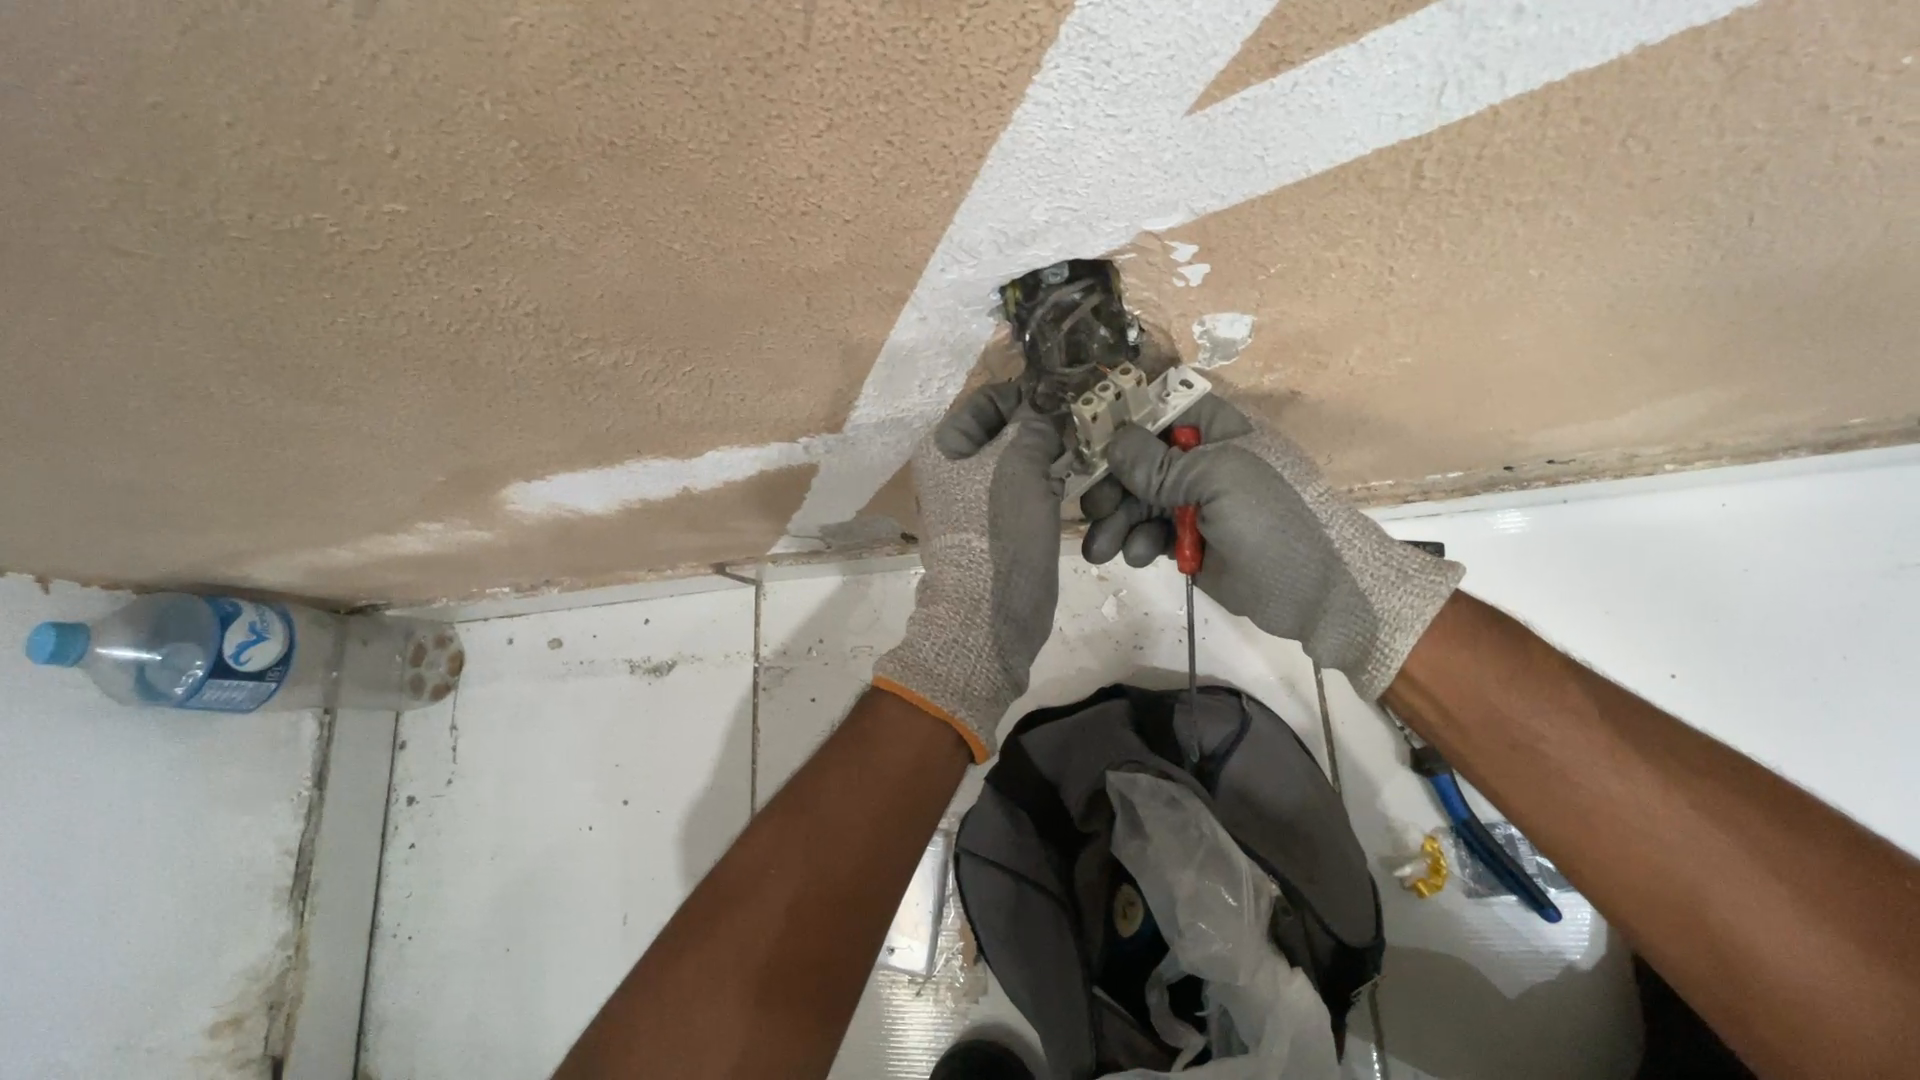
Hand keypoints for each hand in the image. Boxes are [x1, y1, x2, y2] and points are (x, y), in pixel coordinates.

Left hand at [872, 382, 1065, 761]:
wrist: (989, 612)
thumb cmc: (995, 530)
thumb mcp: (1015, 462)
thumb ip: (1033, 423)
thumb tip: (1049, 399)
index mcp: (945, 448)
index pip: (988, 400)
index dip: (1026, 392)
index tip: (1070, 391)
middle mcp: (958, 469)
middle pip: (1007, 430)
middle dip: (1046, 422)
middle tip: (1090, 416)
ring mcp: (982, 499)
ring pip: (1023, 459)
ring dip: (1055, 450)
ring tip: (1093, 442)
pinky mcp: (1006, 525)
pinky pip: (1032, 489)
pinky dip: (1054, 479)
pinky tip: (1085, 474)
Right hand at [1080, 395, 1461, 698]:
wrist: (1315, 592)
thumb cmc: (1273, 518)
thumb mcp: (1216, 480)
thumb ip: (1159, 463)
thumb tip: (1113, 439)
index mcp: (1219, 432)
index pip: (1162, 411)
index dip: (1125, 422)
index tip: (1088, 438)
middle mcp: (1203, 461)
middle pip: (1140, 460)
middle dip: (1112, 483)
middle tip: (1090, 507)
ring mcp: (1195, 503)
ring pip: (1138, 501)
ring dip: (1115, 520)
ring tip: (1101, 548)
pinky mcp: (1188, 541)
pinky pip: (1148, 534)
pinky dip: (1135, 543)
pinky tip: (1136, 556)